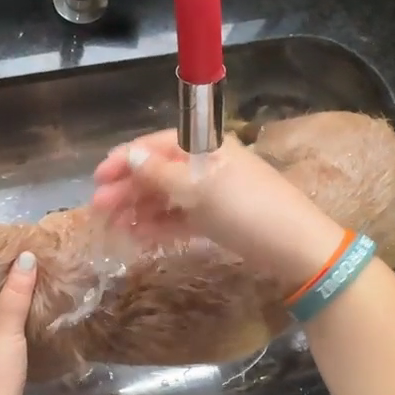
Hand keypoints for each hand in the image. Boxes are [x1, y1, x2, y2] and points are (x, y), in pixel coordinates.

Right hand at [91, 133, 345, 289]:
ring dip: (138, 209)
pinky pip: (179, 218)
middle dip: (126, 188)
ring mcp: (211, 193)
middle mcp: (206, 165)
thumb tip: (130, 156)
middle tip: (98, 209)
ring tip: (114, 228)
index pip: (156, 145)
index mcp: (204, 146)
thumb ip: (160, 174)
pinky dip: (158, 226)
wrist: (297, 249)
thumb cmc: (247, 210)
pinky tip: (138, 238)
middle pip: (157, 171)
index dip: (125, 159)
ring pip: (165, 197)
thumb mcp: (199, 189)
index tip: (97, 179)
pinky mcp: (216, 219)